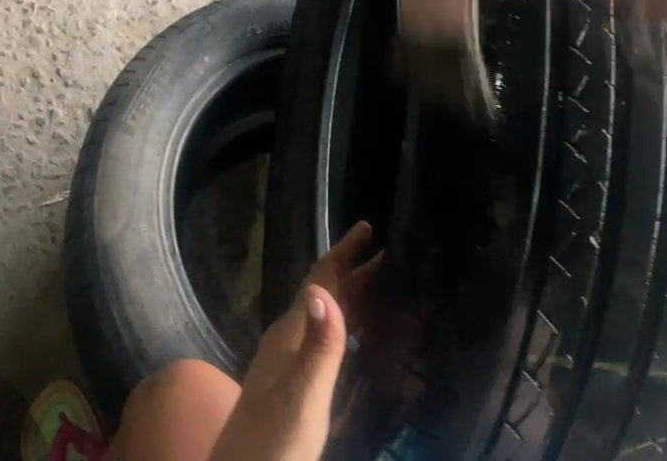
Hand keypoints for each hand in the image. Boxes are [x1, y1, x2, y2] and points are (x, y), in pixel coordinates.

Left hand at [209, 224, 379, 460]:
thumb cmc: (275, 440)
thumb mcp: (305, 395)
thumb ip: (319, 346)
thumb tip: (324, 287)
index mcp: (290, 333)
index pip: (320, 280)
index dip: (343, 253)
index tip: (367, 227)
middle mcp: (287, 339)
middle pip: (324, 293)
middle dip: (355, 272)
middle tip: (391, 256)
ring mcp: (287, 361)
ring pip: (324, 316)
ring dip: (352, 297)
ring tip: (383, 287)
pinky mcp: (292, 383)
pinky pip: (323, 339)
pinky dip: (346, 326)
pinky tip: (357, 338)